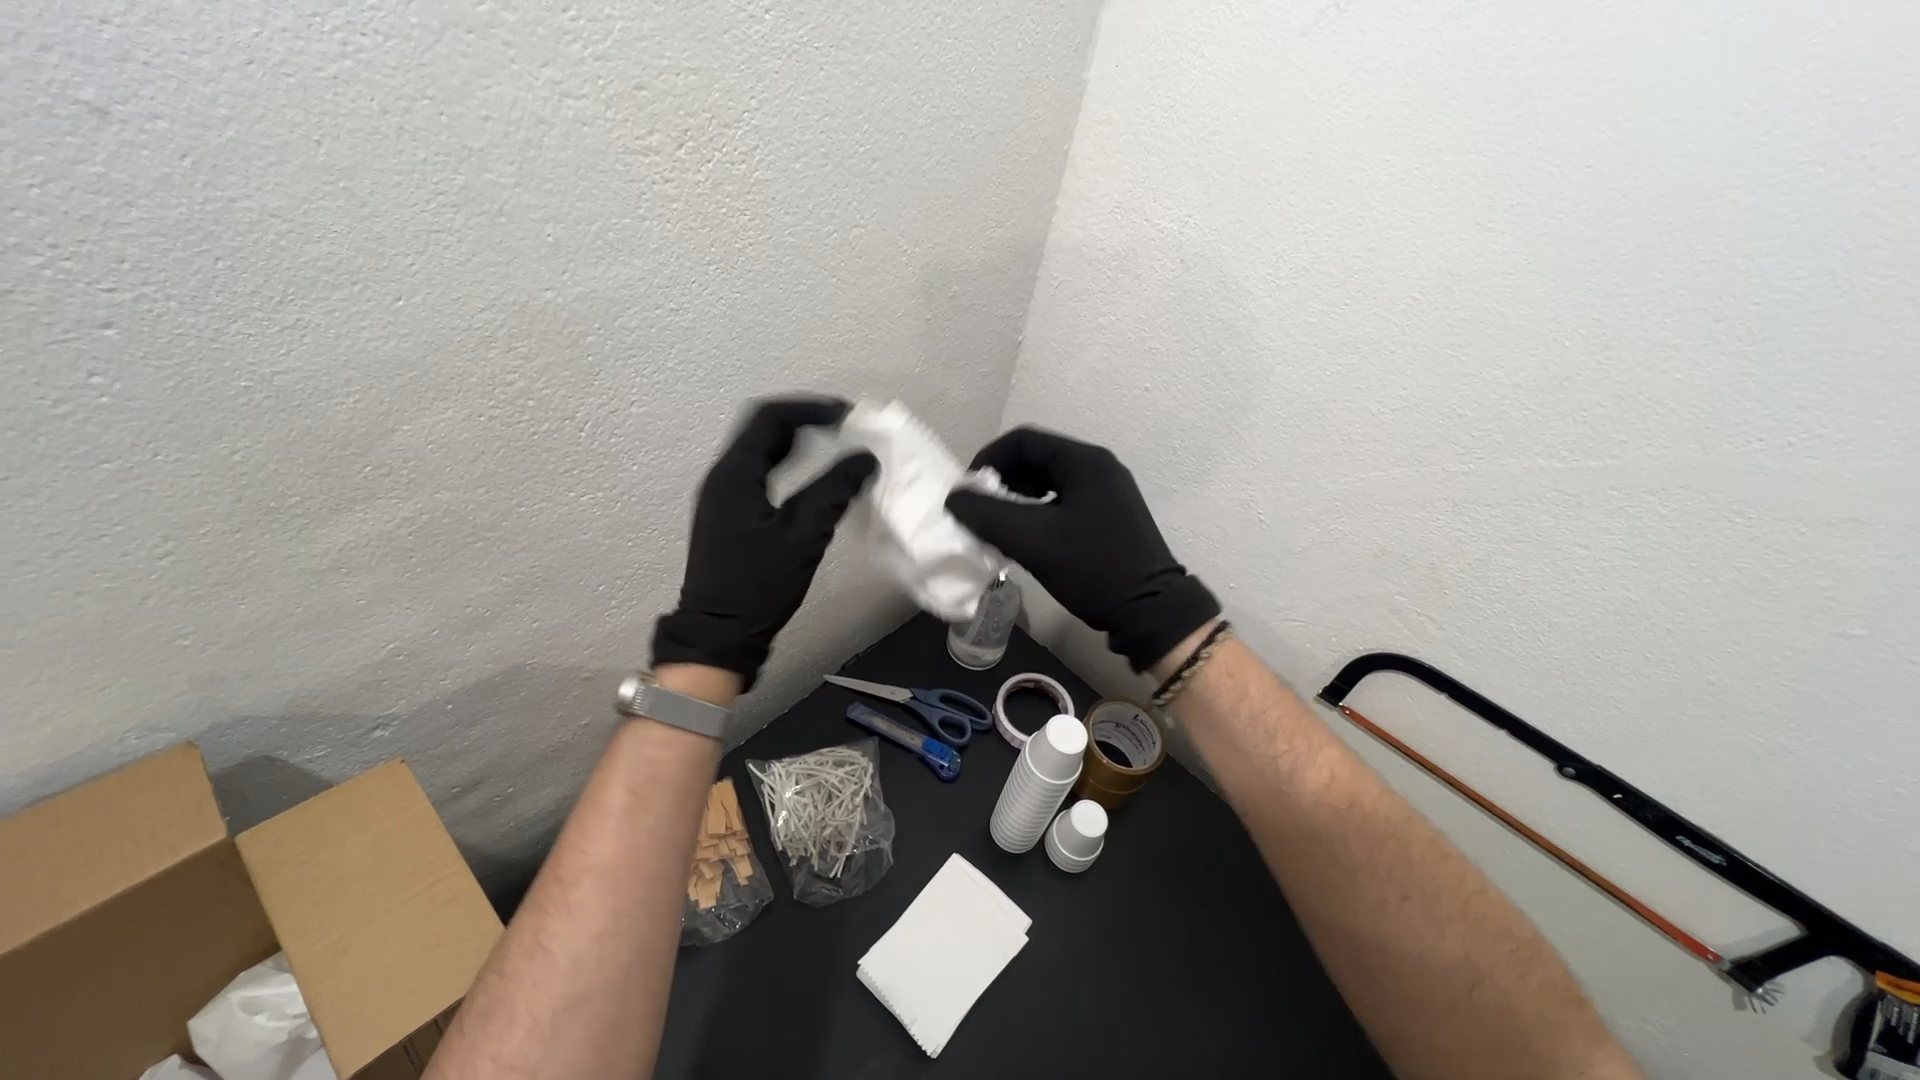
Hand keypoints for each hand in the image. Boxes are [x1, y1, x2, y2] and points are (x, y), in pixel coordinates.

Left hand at [653, 397, 876, 686]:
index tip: (848, 416)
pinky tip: (811, 479)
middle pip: (763, 430)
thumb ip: (834, 491)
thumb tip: (865, 458)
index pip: (771, 418)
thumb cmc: (759, 585)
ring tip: (834, 446)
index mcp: (735, 474)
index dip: (811, 409)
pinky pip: (759, 473)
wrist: (720, 634)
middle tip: (844, 427)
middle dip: (804, 421)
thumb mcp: (803, 535)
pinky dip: (787, 465)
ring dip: (796, 443)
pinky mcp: (728, 516)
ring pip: (760, 452)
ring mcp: (722, 497)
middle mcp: (722, 477)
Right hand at [946, 426, 1218, 672]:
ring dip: (1017, 497)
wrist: (1150, 611)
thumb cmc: (1093, 568)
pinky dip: (1036, 512)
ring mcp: (1107, 493)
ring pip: (1048, 482)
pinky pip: (1062, 501)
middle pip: (1036, 458)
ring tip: (996, 524)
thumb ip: (988, 516)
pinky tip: (1023, 538)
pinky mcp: (1109, 517)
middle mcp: (1098, 468)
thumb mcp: (1033, 541)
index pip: (1023, 440)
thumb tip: (954, 499)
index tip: (968, 491)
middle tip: (979, 509)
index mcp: (1085, 461)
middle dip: (1002, 480)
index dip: (988, 460)